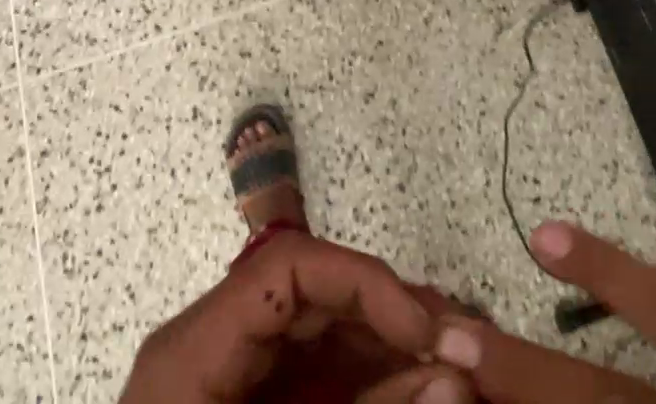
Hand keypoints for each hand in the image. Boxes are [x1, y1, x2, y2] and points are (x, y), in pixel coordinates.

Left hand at [120, 230, 473, 403]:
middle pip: (313, 292)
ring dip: (390, 343)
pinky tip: (414, 388)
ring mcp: (238, 370)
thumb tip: (454, 380)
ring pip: (324, 328)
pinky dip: (371, 377)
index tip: (424, 327)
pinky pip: (321, 368)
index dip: (363, 279)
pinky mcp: (258, 399)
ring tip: (449, 367)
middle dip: (390, 313)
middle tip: (458, 347)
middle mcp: (217, 340)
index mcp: (197, 346)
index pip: (287, 266)